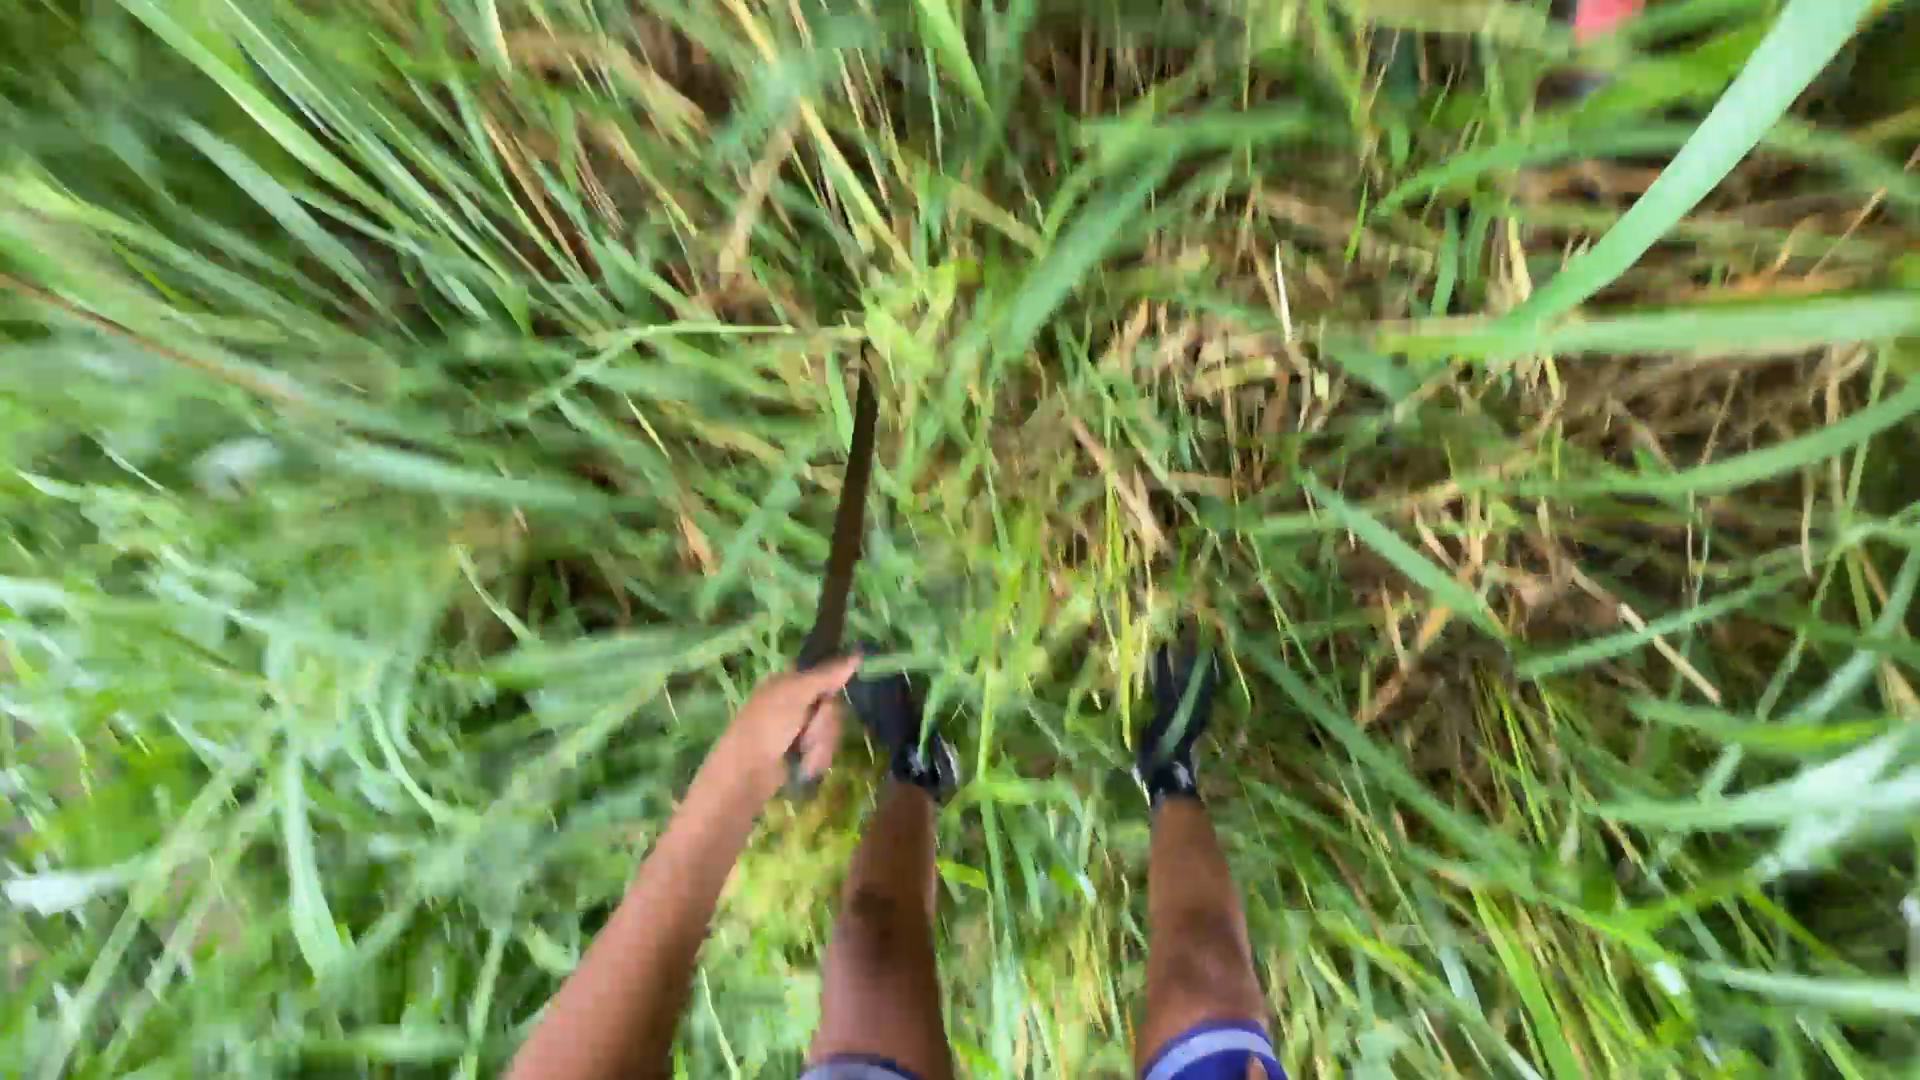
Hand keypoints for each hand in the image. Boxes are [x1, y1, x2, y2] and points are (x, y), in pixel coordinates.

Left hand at [711, 656, 859, 796]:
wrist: (746, 774)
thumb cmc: (766, 726)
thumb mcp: (796, 694)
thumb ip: (826, 675)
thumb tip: (858, 653)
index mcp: (788, 682)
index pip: (825, 675)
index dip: (831, 687)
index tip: (829, 698)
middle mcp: (795, 702)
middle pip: (833, 705)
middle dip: (824, 723)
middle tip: (808, 731)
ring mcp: (799, 728)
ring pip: (831, 728)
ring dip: (821, 743)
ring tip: (803, 752)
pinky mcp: (802, 752)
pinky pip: (825, 748)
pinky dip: (817, 757)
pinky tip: (804, 765)